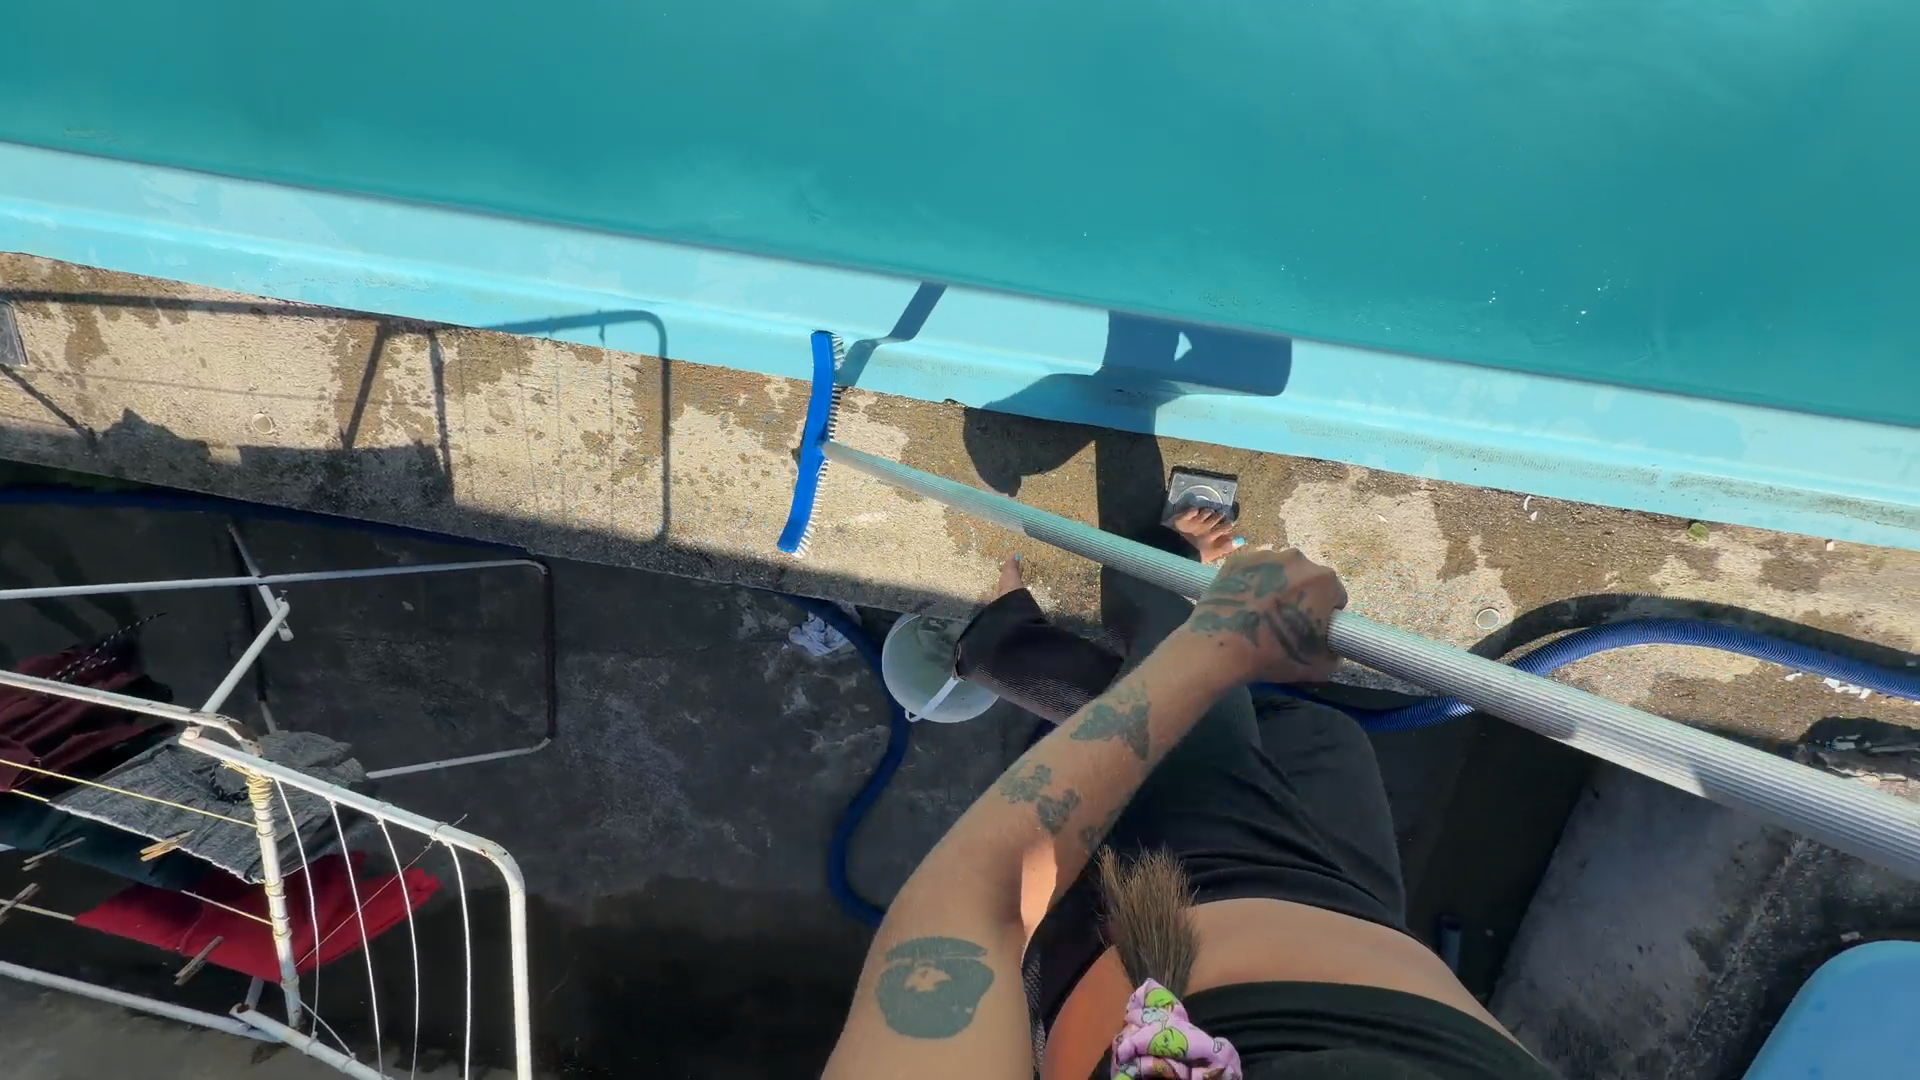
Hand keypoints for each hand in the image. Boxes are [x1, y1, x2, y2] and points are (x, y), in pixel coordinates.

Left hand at [1177, 548, 1346, 683]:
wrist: (1221, 646)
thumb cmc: (1274, 655)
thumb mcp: (1320, 666)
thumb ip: (1333, 652)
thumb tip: (1330, 649)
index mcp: (1324, 580)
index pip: (1333, 595)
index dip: (1325, 613)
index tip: (1311, 627)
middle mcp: (1296, 559)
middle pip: (1305, 579)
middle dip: (1300, 595)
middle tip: (1282, 619)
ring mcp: (1263, 556)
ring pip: (1277, 572)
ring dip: (1274, 586)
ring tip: (1258, 611)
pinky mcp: (1235, 561)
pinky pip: (1251, 571)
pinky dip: (1249, 582)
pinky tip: (1241, 602)